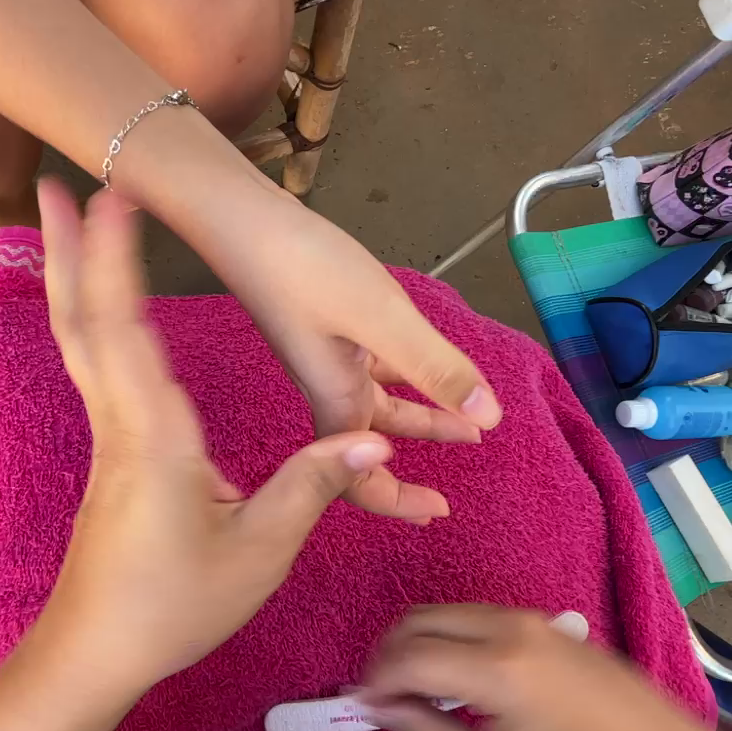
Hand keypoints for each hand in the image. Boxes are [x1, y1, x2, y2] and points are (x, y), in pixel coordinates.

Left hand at [36, 181, 394, 690]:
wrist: (96, 652)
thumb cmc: (175, 605)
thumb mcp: (260, 550)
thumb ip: (315, 485)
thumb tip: (372, 440)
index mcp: (154, 435)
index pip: (126, 330)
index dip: (116, 260)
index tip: (114, 198)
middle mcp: (121, 421)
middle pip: (83, 320)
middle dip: (70, 249)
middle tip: (57, 188)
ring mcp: (110, 435)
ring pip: (82, 342)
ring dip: (75, 278)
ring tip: (68, 226)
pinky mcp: (113, 451)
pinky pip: (96, 369)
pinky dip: (93, 320)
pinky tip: (106, 309)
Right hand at [232, 200, 499, 522]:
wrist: (240, 220)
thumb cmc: (304, 269)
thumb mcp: (382, 320)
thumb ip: (434, 367)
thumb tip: (491, 419)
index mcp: (337, 399)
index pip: (359, 480)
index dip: (396, 502)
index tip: (439, 511)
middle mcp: (330, 386)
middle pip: (376, 440)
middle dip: (422, 452)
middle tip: (469, 452)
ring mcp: (327, 356)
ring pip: (379, 401)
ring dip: (422, 412)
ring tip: (468, 417)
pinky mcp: (327, 326)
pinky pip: (372, 367)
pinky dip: (404, 374)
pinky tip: (426, 360)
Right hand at [358, 605, 731, 730]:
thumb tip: (385, 706)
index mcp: (499, 668)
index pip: (409, 656)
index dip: (376, 680)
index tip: (363, 706)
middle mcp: (509, 626)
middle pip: (420, 620)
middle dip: (389, 653)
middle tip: (381, 696)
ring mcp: (531, 617)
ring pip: (447, 612)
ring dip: (419, 642)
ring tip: (415, 690)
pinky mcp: (546, 620)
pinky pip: (477, 616)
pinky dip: (450, 637)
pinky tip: (457, 678)